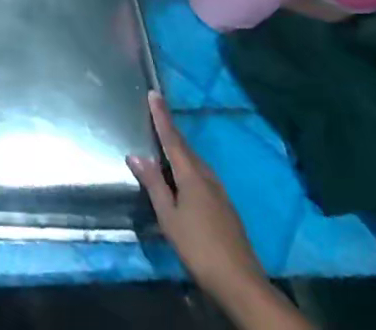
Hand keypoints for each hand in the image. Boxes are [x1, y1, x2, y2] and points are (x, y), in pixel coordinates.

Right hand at [129, 92, 264, 295]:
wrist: (239, 281)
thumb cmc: (198, 247)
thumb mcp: (169, 216)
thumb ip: (153, 184)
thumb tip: (135, 155)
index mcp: (192, 175)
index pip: (172, 139)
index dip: (162, 117)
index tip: (154, 93)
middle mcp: (207, 177)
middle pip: (185, 147)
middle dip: (170, 130)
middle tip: (155, 113)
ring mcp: (219, 192)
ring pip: (195, 162)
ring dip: (179, 149)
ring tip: (164, 141)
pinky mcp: (224, 206)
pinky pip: (201, 175)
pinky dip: (188, 166)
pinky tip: (182, 175)